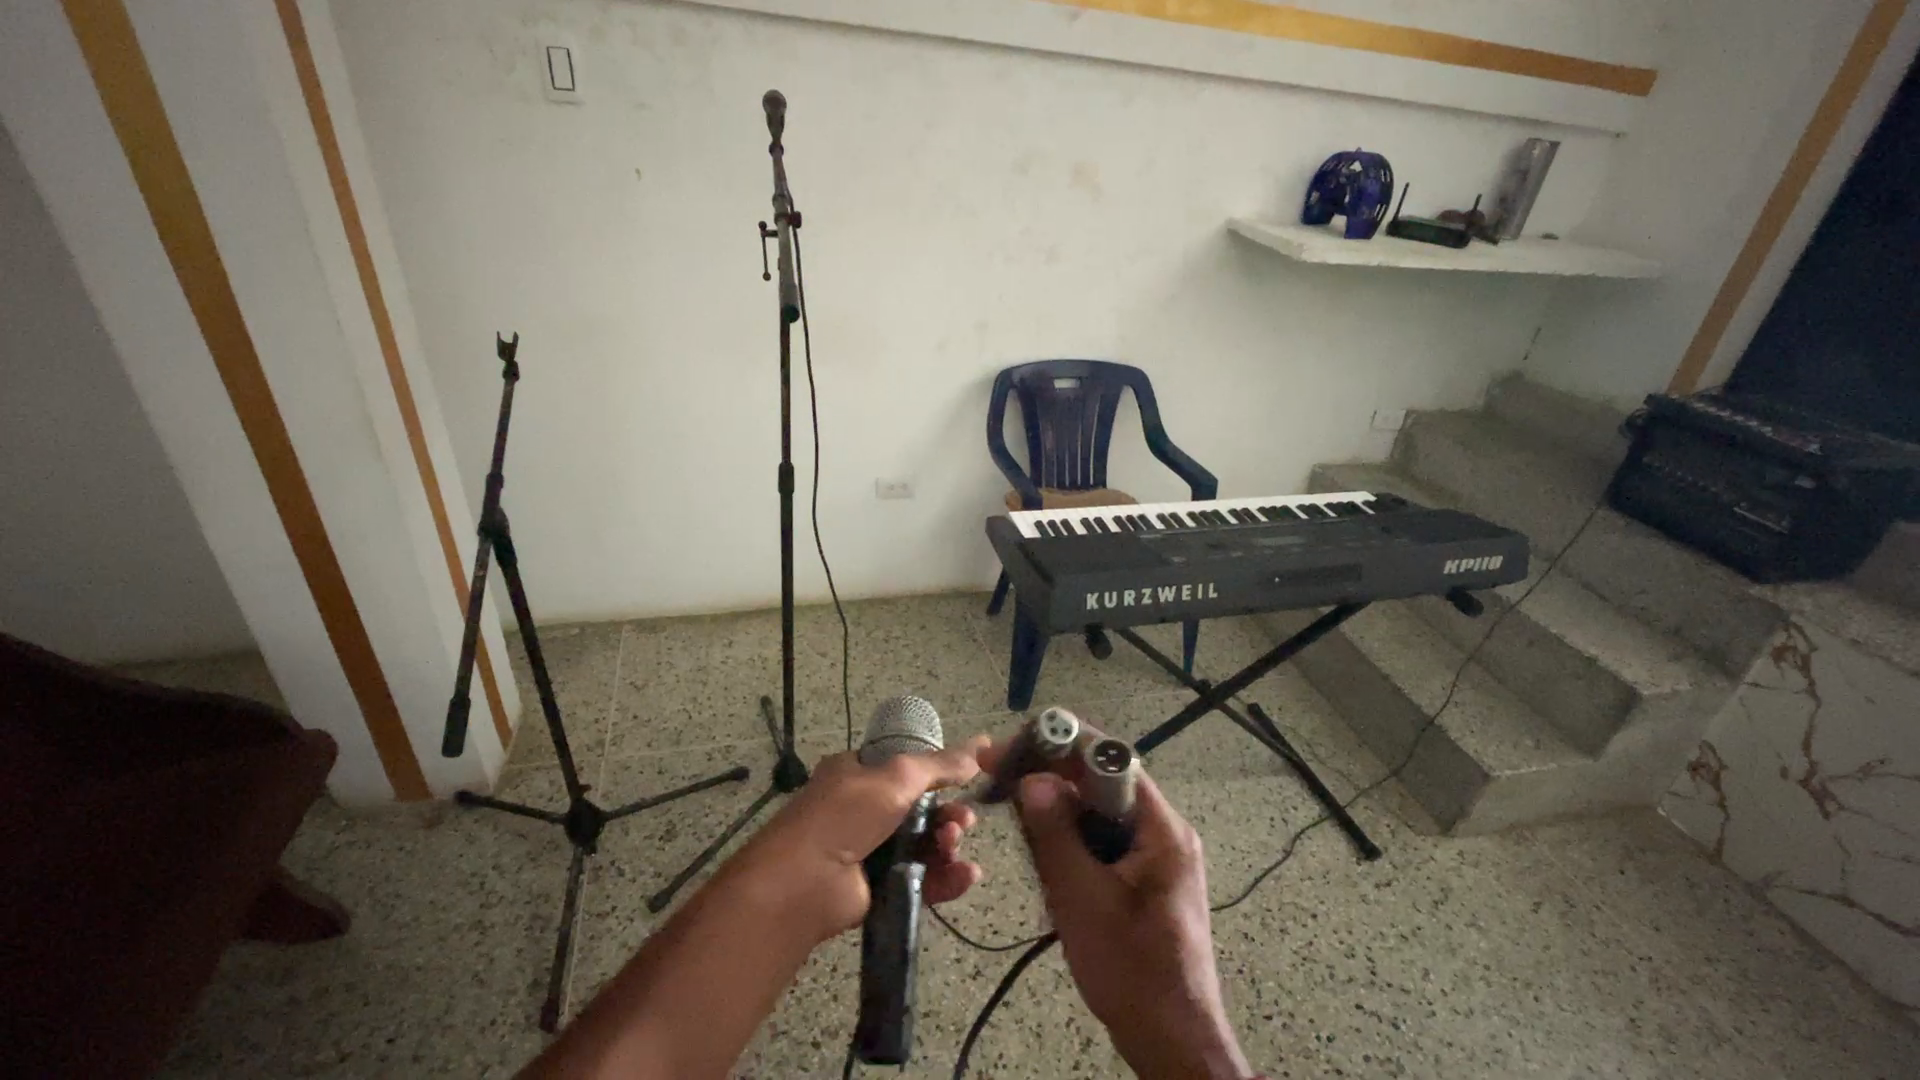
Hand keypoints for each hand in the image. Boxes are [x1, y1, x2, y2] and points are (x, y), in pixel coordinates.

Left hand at [728, 738, 989, 941]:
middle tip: (962, 822)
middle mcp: (864, 810)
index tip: (967, 781)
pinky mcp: (881, 888)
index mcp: (858, 774)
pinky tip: (966, 875)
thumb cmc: (845, 816)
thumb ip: (940, 765)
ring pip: (925, 845)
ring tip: (954, 847)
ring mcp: (871, 851)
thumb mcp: (895, 777)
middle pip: (922, 810)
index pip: (906, 769)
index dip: (938, 775)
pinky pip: (923, 879)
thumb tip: (982, 744)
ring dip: (949, 844)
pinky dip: (946, 877)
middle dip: (948, 814)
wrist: (803, 884)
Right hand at [1016, 766, 1249, 1079]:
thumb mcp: (1083, 898)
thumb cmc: (1131, 969)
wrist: (1173, 1040)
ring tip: (1019, 821)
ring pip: (1101, 815)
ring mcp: (1158, 858)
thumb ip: (1055, 834)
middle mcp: (1165, 833)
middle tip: (1003, 783)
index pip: (1112, 761)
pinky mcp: (1147, 881)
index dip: (1063, 744)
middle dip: (1054, 780)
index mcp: (1162, 828)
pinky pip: (1105, 843)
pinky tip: (1046, 860)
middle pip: (1104, 786)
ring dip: (1060, 815)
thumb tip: (1033, 779)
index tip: (1016, 746)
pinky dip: (1073, 843)